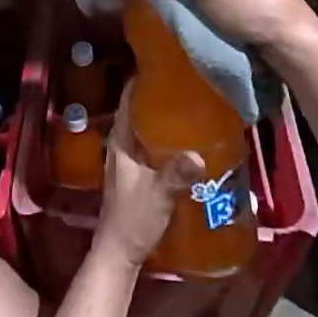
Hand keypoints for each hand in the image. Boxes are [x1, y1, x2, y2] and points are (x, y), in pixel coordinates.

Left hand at [91, 83, 204, 269]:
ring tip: (188, 107)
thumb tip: (197, 153)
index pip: (127, 103)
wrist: (119, 250)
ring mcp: (126, 160)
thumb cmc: (134, 219)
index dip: (139, 83)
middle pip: (136, 113)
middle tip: (184, 85)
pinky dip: (162, 138)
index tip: (161, 66)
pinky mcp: (135, 173)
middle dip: (155, 98)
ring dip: (160, 118)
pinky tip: (184, 141)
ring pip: (143, 129)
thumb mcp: (159, 195)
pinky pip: (148, 146)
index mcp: (119, 143)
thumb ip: (176, 175)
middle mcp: (120, 146)